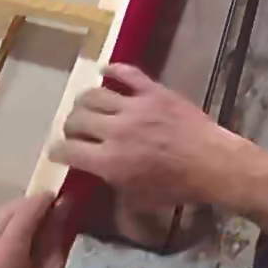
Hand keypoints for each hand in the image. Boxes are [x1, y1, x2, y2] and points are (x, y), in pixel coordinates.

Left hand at [0, 192, 69, 267]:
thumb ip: (55, 237)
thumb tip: (65, 202)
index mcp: (5, 253)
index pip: (28, 208)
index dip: (45, 200)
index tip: (57, 201)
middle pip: (7, 209)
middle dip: (26, 211)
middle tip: (41, 224)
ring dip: (7, 223)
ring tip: (17, 243)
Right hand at [48, 64, 261, 208]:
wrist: (211, 163)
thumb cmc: (177, 187)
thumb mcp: (139, 198)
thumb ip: (113, 183)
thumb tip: (99, 174)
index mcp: (109, 161)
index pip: (69, 150)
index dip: (57, 151)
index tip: (56, 151)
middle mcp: (115, 131)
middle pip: (76, 119)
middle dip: (69, 126)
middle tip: (74, 129)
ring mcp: (134, 107)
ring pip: (94, 94)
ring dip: (84, 100)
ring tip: (85, 105)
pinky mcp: (153, 91)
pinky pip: (127, 73)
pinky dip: (113, 69)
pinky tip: (105, 70)